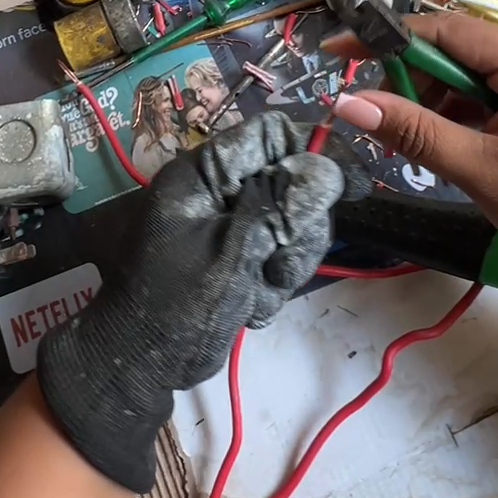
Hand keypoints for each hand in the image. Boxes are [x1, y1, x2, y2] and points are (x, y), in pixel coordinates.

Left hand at [37, 112, 356, 491]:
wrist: (141, 363)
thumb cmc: (174, 302)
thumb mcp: (230, 253)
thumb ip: (277, 208)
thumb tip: (326, 167)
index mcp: (206, 171)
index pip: (273, 134)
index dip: (318, 151)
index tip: (356, 185)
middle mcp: (221, 188)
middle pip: (293, 182)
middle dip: (299, 230)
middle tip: (279, 267)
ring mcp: (232, 222)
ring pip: (294, 223)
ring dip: (287, 263)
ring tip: (258, 291)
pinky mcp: (242, 254)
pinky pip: (281, 256)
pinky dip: (273, 284)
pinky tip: (248, 305)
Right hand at [327, 13, 497, 296]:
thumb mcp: (483, 172)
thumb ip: (414, 132)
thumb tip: (347, 102)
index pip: (449, 31)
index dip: (388, 38)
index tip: (338, 49)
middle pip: (461, 53)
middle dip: (414, 81)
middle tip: (379, 117)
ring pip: (476, 79)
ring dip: (439, 105)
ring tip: (416, 144)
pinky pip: (497, 100)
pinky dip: (466, 119)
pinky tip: (451, 148)